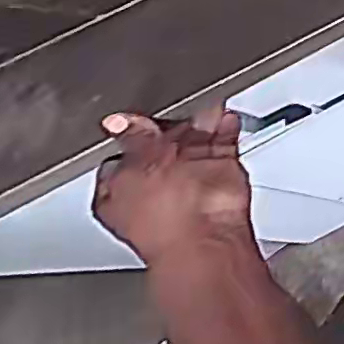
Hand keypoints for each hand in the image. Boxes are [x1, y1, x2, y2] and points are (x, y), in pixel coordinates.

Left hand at [93, 107, 253, 264]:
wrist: (208, 232)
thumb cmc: (163, 217)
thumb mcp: (137, 166)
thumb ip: (134, 138)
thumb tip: (118, 122)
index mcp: (118, 189)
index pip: (125, 149)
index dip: (134, 128)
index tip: (139, 115)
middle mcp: (155, 185)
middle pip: (163, 142)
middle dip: (172, 126)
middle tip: (176, 113)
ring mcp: (190, 179)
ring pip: (195, 140)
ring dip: (201, 123)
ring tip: (204, 111)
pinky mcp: (221, 172)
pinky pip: (223, 142)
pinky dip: (225, 128)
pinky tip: (223, 119)